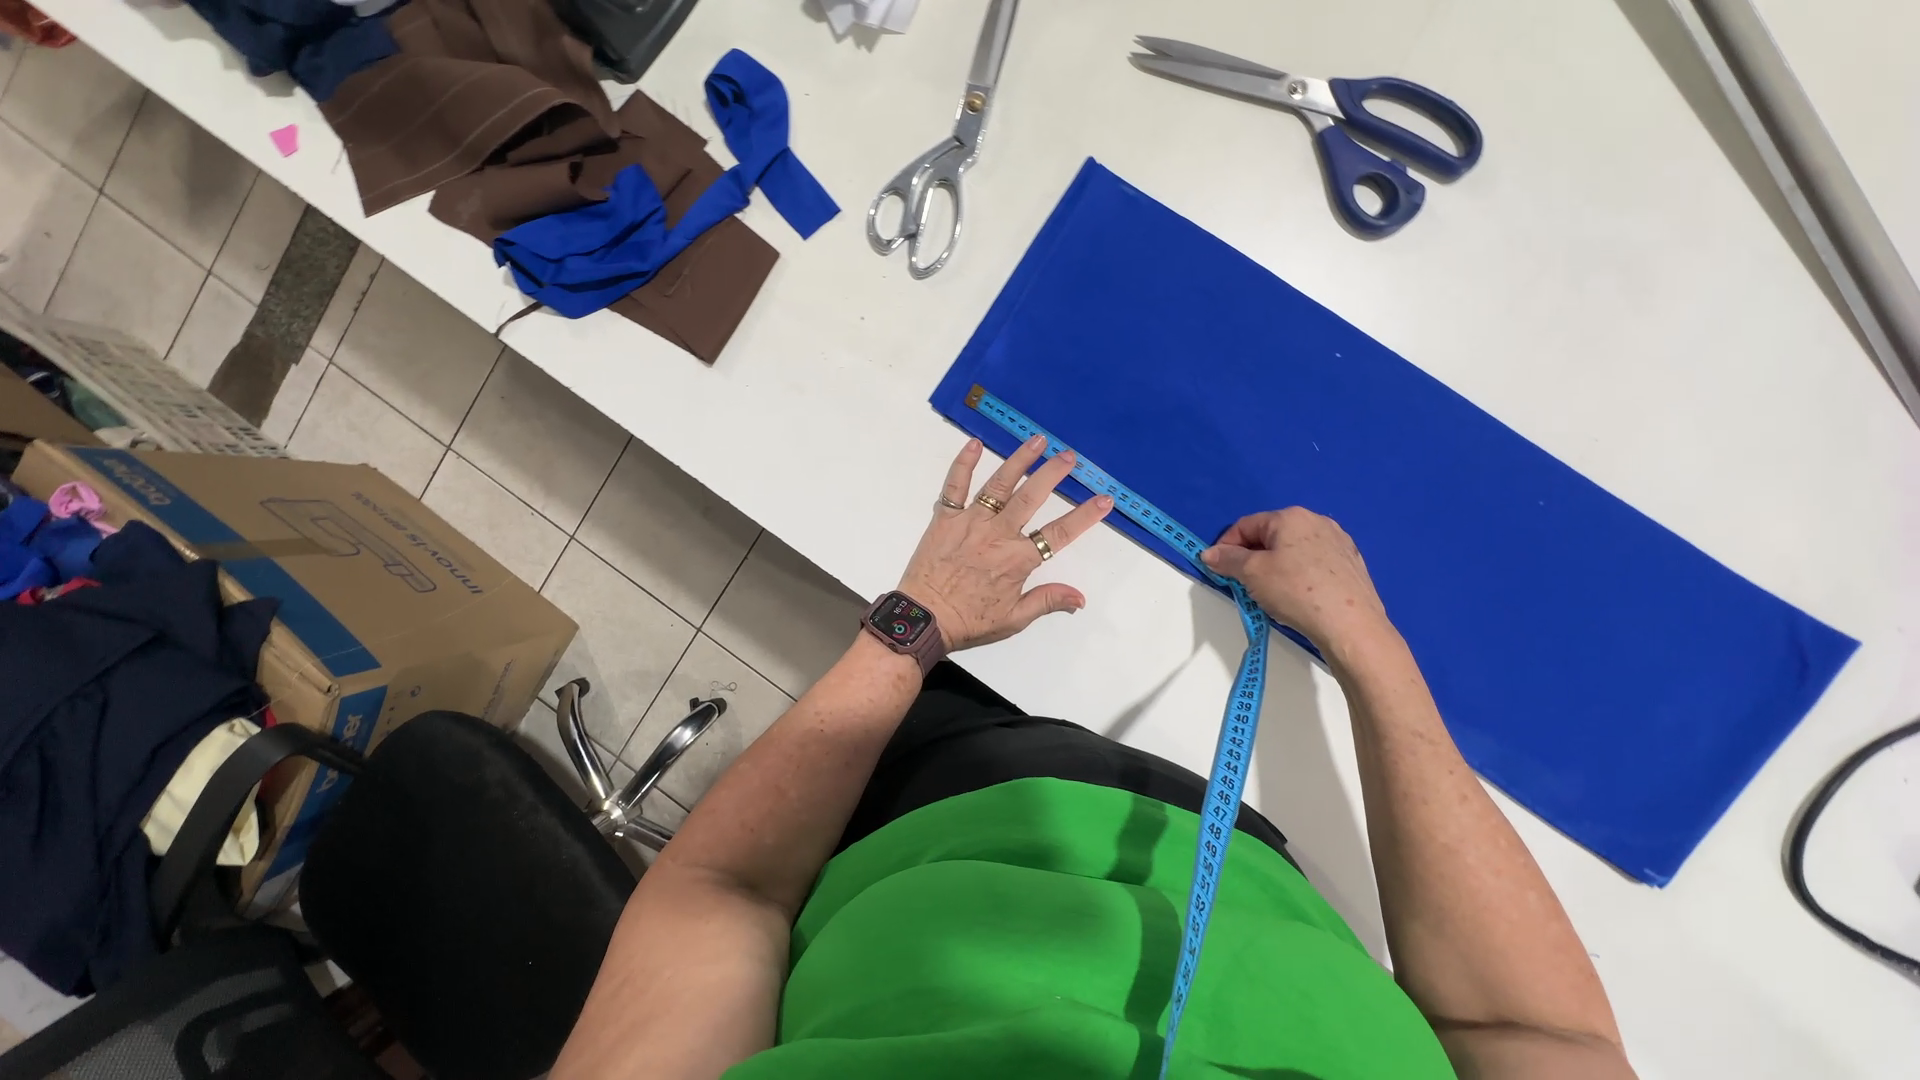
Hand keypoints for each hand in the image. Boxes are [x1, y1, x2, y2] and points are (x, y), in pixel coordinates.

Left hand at [897, 436, 1113, 651]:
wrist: (922, 619)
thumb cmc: (968, 622)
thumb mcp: (1013, 620)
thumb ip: (1046, 602)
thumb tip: (1080, 598)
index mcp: (1017, 560)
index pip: (1059, 534)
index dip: (1084, 516)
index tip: (1103, 500)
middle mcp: (997, 535)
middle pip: (1030, 498)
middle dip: (1053, 474)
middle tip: (1069, 456)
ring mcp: (969, 523)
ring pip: (999, 485)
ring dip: (1019, 460)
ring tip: (1036, 441)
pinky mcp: (944, 518)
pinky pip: (954, 486)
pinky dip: (963, 464)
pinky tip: (974, 444)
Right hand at [1200, 508, 1390, 654]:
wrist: (1350, 624)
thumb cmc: (1296, 591)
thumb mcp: (1252, 574)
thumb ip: (1227, 560)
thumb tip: (1210, 553)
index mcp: (1291, 517)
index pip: (1246, 525)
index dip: (1226, 546)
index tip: (1217, 568)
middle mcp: (1317, 521)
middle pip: (1271, 536)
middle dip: (1251, 557)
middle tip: (1242, 583)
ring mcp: (1339, 542)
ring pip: (1293, 550)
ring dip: (1275, 566)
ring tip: (1270, 593)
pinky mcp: (1352, 564)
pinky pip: (1314, 563)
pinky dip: (1299, 575)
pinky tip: (1299, 596)